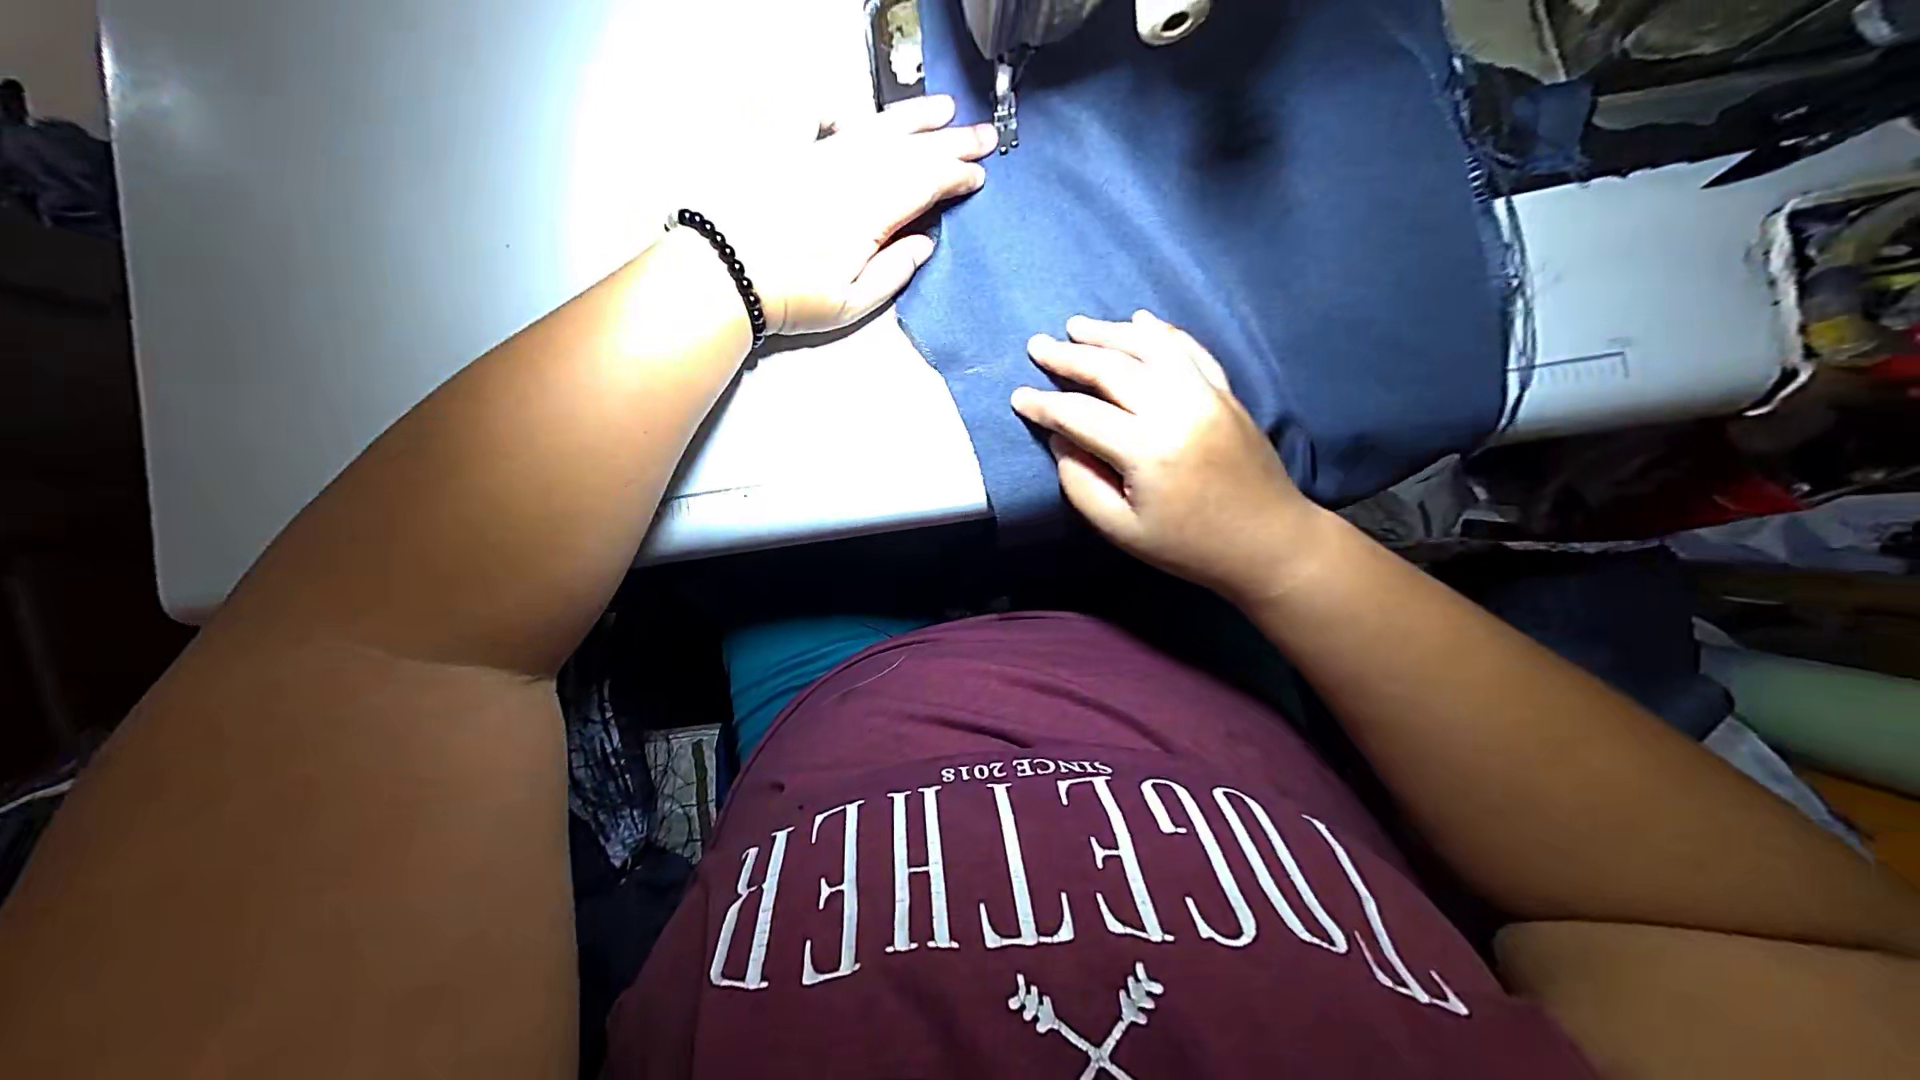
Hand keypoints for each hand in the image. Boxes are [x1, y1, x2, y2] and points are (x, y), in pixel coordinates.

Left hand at [700, 95, 995, 335]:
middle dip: (952, 142)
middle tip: (981, 136)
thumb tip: (922, 244)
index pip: (926, 183)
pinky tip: (856, 111)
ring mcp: (818, 158)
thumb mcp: (851, 302)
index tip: (976, 176)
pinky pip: (819, 118)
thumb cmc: (786, 295)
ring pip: (876, 129)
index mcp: (869, 213)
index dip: (956, 177)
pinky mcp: (788, 151)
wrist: (723, 272)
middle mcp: (848, 175)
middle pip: (911, 151)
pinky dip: (842, 112)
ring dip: (913, 119)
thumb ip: (893, 271)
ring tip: (941, 111)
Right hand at [1010, 311, 1332, 603]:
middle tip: (1037, 345)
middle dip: (1070, 356)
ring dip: (1110, 332)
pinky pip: (1190, 350)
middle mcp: (1178, 409)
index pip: (1081, 415)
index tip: (1018, 397)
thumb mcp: (1121, 529)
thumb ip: (1081, 483)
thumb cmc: (1188, 546)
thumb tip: (1062, 439)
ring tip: (1076, 326)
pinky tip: (1140, 320)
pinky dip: (1161, 332)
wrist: (1269, 543)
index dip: (1044, 406)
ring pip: (1151, 348)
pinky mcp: (1226, 393)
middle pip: (1113, 369)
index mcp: (1149, 450)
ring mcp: (1207, 394)